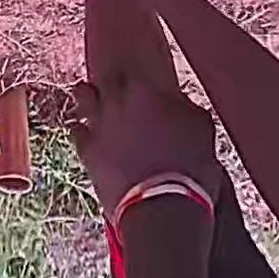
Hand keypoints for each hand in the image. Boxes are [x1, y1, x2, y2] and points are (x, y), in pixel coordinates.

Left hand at [67, 76, 222, 214]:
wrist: (163, 205)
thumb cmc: (190, 167)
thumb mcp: (201, 128)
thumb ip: (185, 106)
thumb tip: (177, 102)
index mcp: (145, 90)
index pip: (134, 72)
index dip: (137, 80)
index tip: (141, 86)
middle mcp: (117, 100)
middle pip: (106, 80)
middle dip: (111, 84)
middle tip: (116, 90)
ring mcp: (98, 123)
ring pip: (83, 96)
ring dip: (87, 97)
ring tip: (90, 98)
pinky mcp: (86, 148)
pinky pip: (77, 130)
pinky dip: (82, 130)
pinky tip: (87, 133)